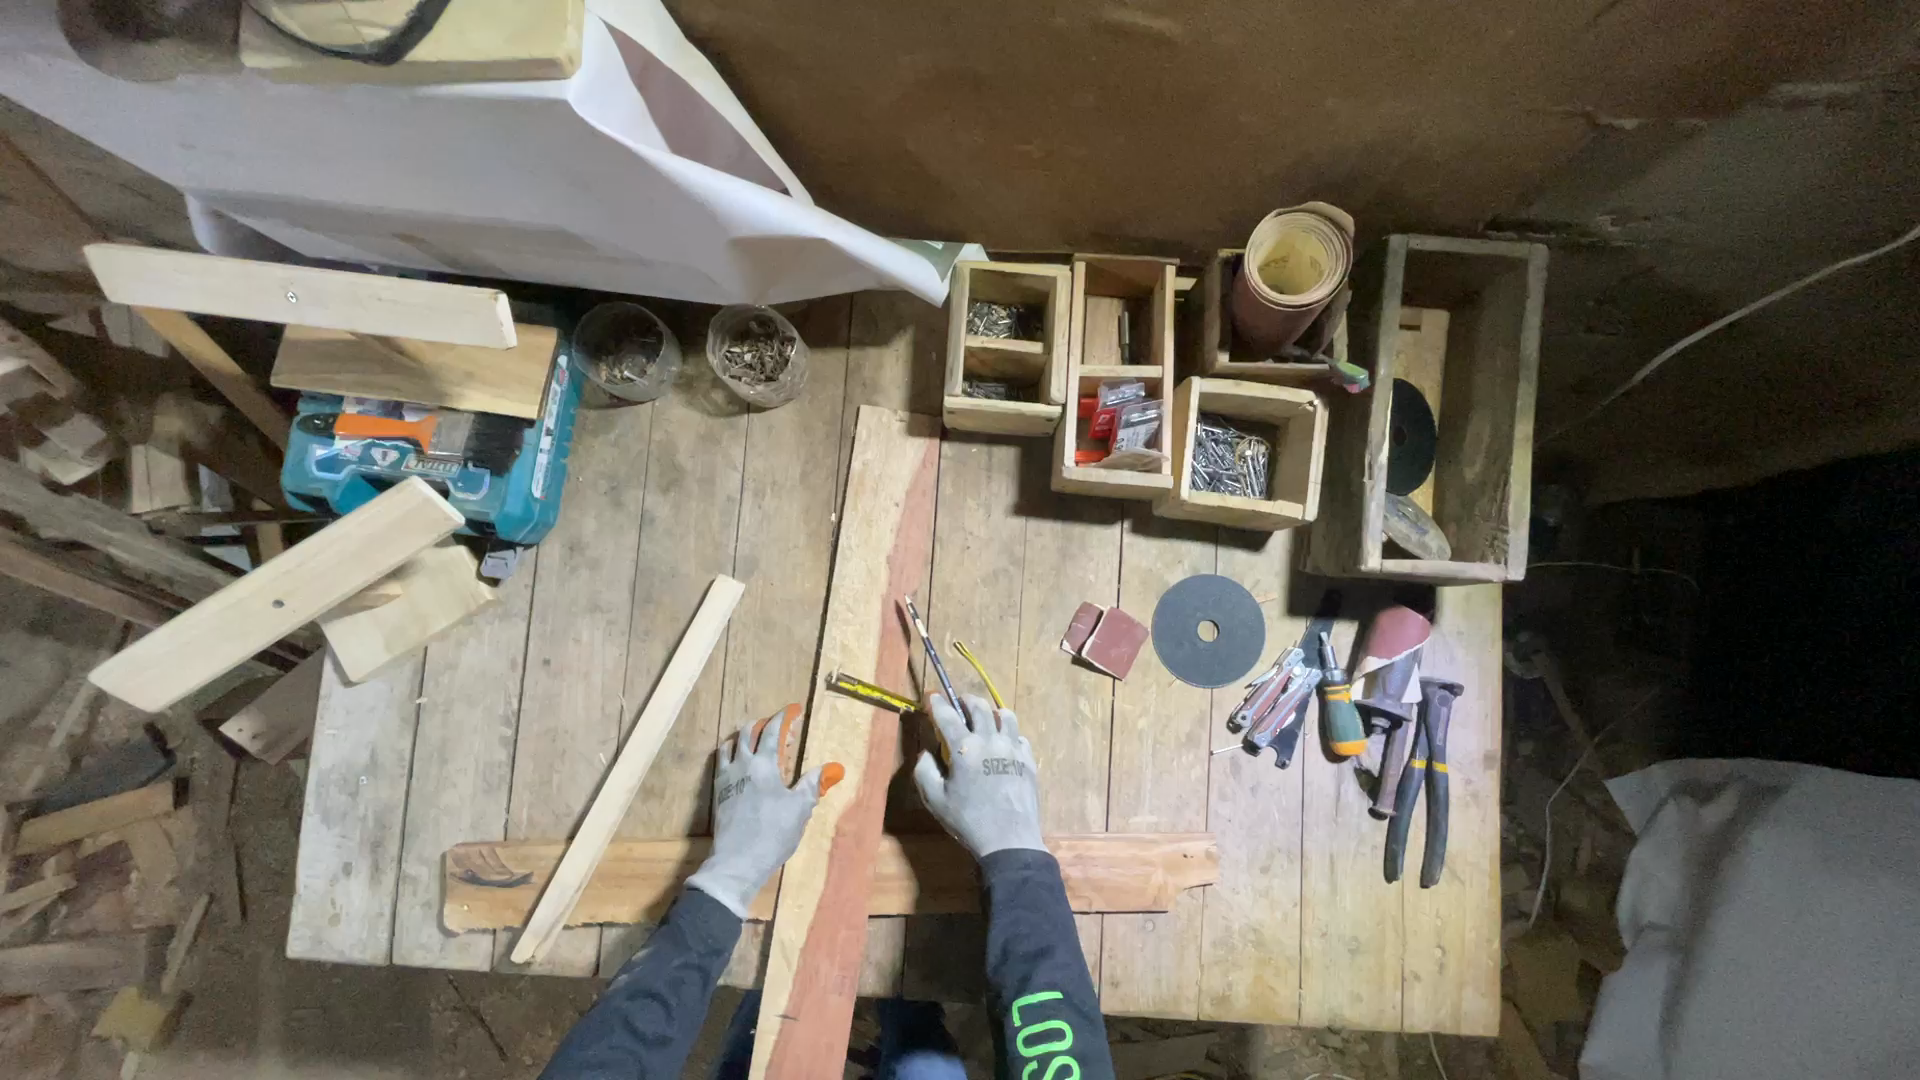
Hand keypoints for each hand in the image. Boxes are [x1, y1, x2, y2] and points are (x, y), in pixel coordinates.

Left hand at [685, 705, 828, 918]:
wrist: (737, 861)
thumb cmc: (773, 832)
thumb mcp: (800, 809)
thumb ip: (812, 784)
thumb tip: (829, 768)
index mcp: (764, 764)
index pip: (772, 731)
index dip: (783, 718)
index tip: (792, 710)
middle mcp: (742, 765)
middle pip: (746, 733)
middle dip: (760, 724)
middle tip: (773, 727)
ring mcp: (726, 779)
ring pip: (729, 746)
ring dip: (740, 738)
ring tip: (750, 740)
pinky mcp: (717, 794)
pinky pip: (720, 764)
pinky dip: (729, 755)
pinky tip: (737, 764)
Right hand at [912, 693, 1045, 859]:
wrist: (1009, 839)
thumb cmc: (969, 820)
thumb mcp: (935, 800)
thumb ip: (924, 771)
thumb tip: (926, 753)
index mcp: (965, 748)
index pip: (947, 715)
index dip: (938, 704)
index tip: (933, 697)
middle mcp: (990, 740)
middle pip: (979, 706)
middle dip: (966, 700)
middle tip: (960, 702)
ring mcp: (1013, 748)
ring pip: (1006, 715)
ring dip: (993, 712)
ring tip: (987, 718)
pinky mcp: (1028, 760)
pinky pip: (1019, 736)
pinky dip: (1009, 734)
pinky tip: (1004, 744)